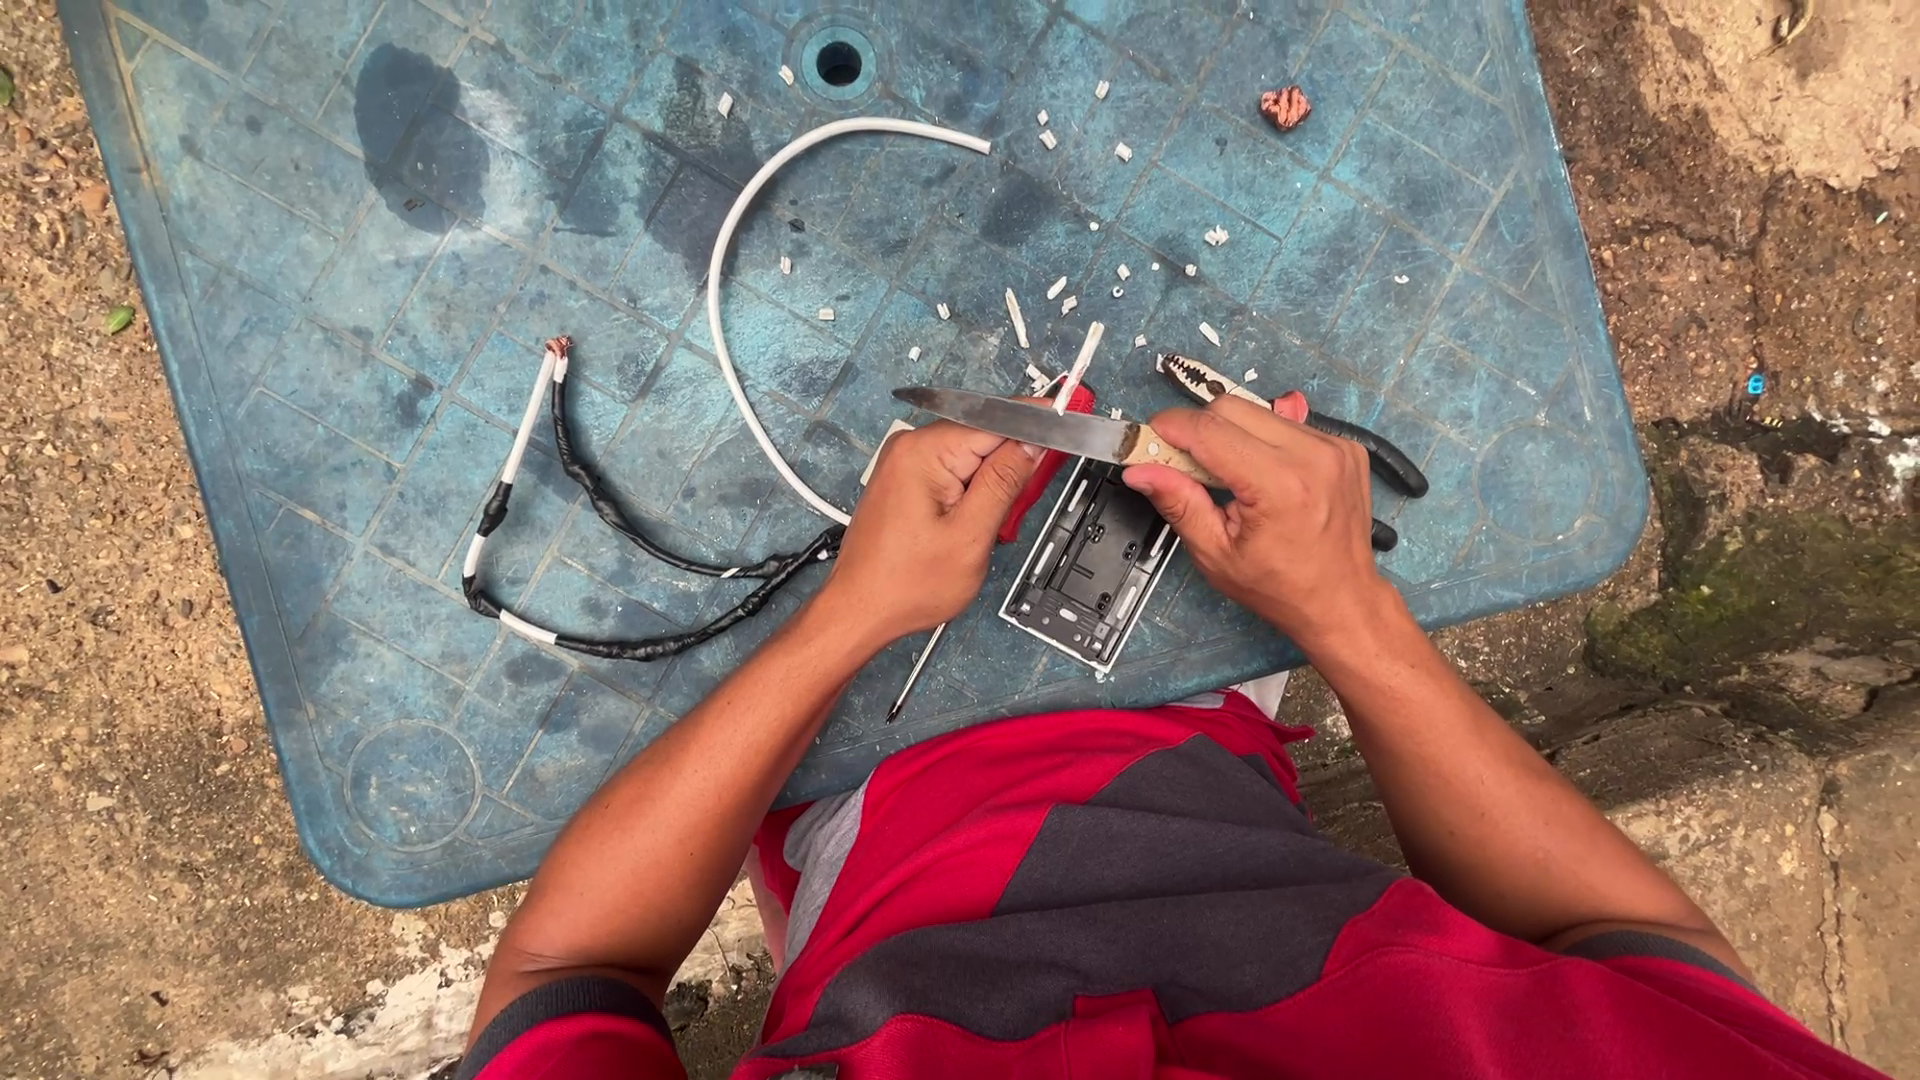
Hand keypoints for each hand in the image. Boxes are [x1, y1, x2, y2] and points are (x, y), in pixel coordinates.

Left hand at [816, 420, 1042, 648]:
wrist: (862, 610)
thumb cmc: (903, 585)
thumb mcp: (970, 536)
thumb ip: (1004, 483)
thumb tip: (1031, 443)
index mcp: (923, 452)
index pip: (995, 419)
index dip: (1035, 428)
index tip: (1067, 432)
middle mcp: (909, 448)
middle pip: (984, 436)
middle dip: (1011, 466)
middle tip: (1015, 510)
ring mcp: (905, 463)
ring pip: (971, 456)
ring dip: (991, 485)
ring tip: (985, 527)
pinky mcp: (906, 480)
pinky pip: (953, 471)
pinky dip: (972, 492)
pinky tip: (970, 522)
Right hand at [1122, 395, 1393, 653]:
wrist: (1341, 599)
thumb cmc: (1281, 586)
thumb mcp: (1214, 553)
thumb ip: (1177, 504)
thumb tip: (1140, 471)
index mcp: (1280, 485)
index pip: (1209, 430)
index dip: (1170, 428)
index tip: (1148, 438)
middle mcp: (1312, 456)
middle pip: (1230, 409)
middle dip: (1197, 430)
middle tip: (1184, 464)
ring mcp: (1333, 446)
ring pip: (1256, 411)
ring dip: (1229, 434)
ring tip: (1227, 476)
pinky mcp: (1342, 445)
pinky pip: (1284, 423)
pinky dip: (1260, 440)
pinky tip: (1259, 474)